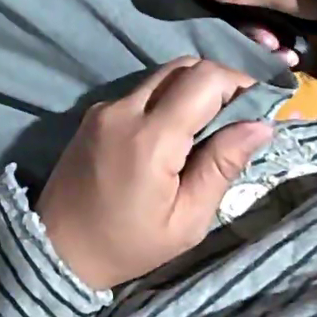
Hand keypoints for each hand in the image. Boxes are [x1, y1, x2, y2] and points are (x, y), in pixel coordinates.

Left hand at [37, 59, 274, 290]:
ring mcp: (106, 107)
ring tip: (210, 123)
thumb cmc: (127, 245)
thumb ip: (222, 166)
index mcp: (151, 138)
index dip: (240, 84)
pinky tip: (175, 130)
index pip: (206, 79)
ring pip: (163, 75)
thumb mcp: (186, 220)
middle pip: (186, 66)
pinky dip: (168, 98)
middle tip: (238, 115)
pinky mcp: (95, 112)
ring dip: (194, 88)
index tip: (260, 107)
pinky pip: (142, 90)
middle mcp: (125, 110)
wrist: (55, 250)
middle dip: (220, 82)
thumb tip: (261, 125)